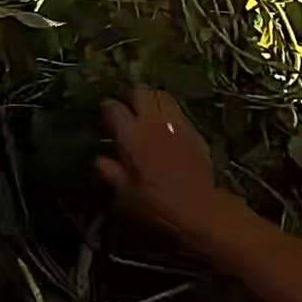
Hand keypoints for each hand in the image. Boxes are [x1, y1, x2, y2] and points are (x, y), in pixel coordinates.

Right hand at [96, 87, 238, 248]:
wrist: (202, 210)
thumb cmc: (159, 206)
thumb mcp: (127, 195)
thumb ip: (112, 173)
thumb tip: (99, 161)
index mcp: (133, 136)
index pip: (114, 108)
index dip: (107, 109)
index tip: (106, 116)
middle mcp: (153, 122)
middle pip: (139, 92)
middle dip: (130, 97)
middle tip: (127, 111)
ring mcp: (175, 122)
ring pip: (160, 94)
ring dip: (150, 99)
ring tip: (147, 113)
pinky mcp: (193, 128)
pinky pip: (177, 108)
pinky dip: (167, 111)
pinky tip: (165, 126)